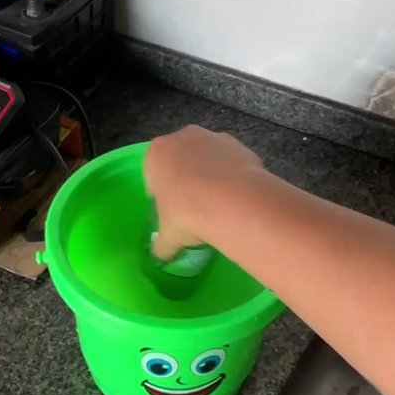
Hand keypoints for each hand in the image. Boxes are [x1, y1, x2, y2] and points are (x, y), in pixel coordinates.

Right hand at [144, 125, 264, 259]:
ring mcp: (214, 138)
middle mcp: (184, 137)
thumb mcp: (168, 236)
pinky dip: (233, 176)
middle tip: (194, 206)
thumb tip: (160, 256)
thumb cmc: (187, 214)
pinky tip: (236, 198)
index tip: (171, 210)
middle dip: (186, 178)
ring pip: (208, 157)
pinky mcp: (241, 145)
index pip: (153, 172)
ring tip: (219, 204)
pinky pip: (232, 161)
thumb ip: (162, 244)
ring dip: (210, 175)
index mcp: (157, 153)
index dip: (161, 193)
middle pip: (181, 159)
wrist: (233, 204)